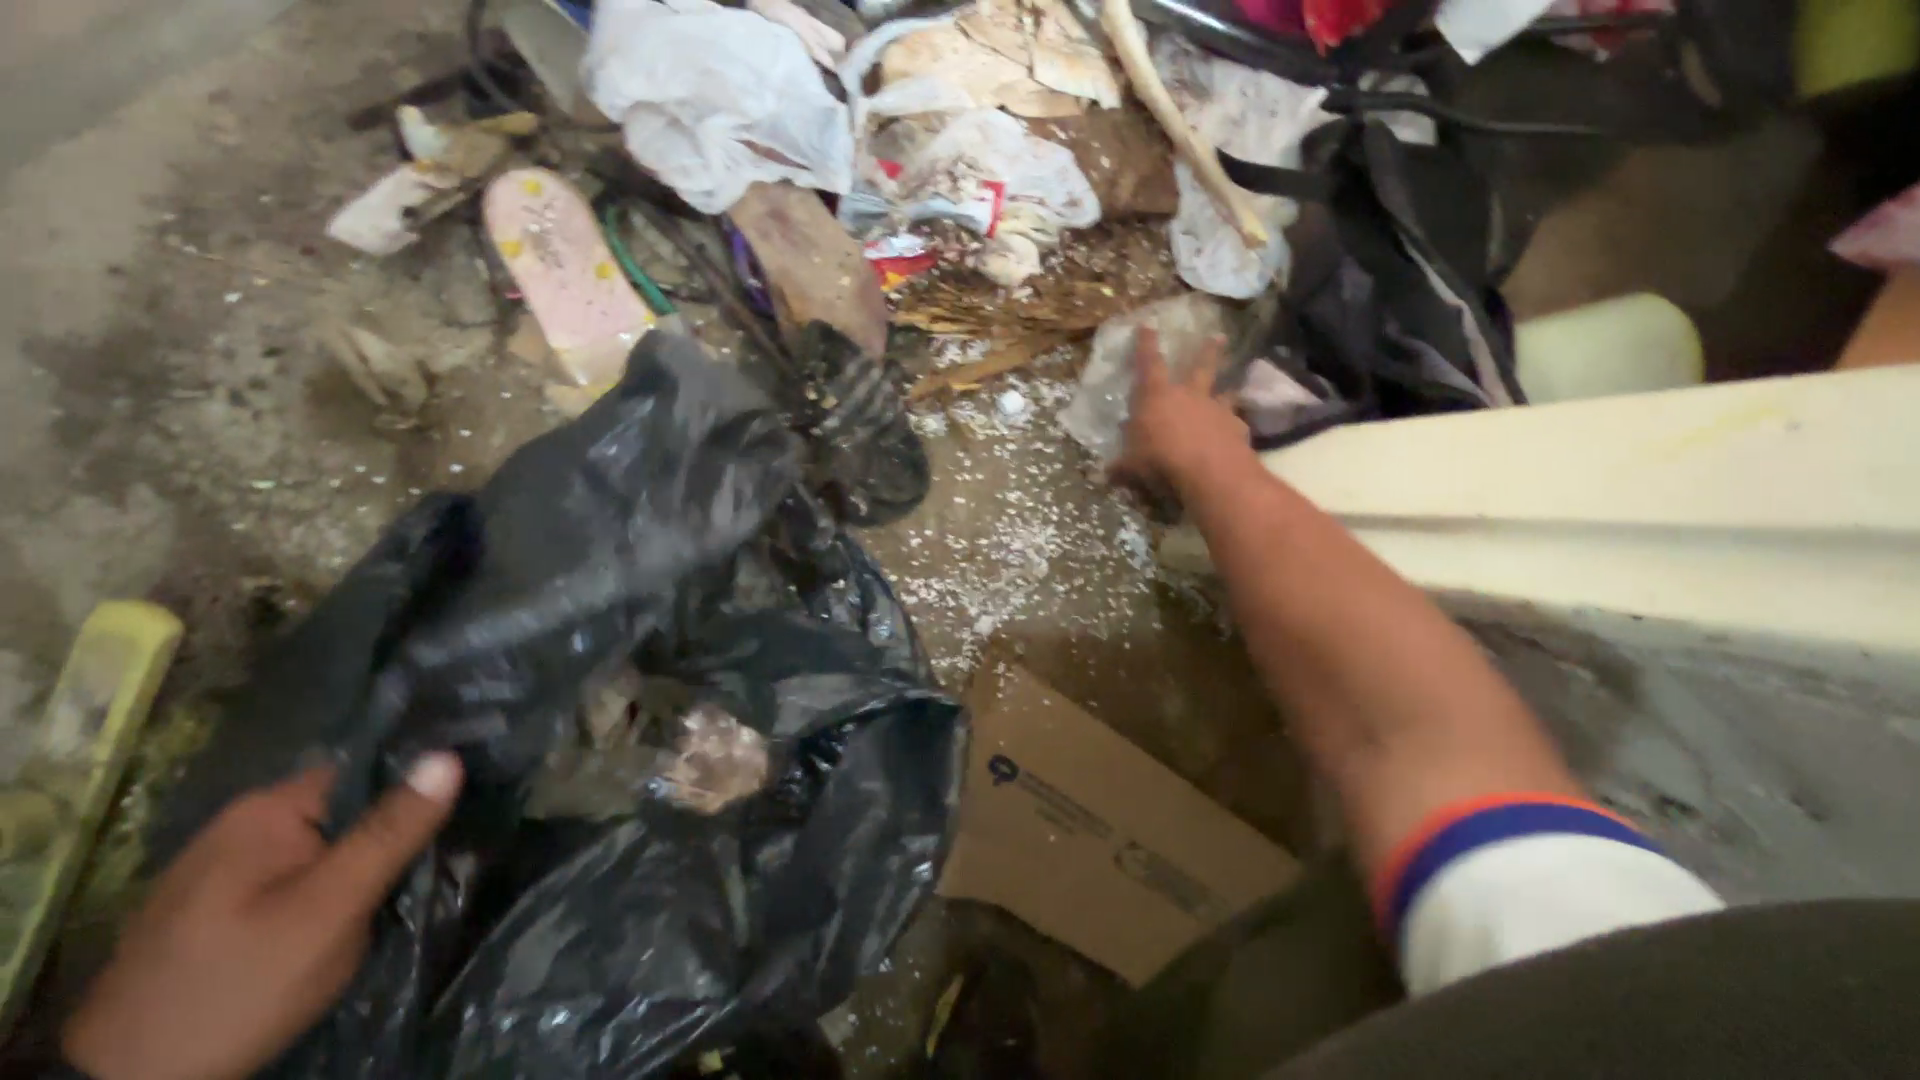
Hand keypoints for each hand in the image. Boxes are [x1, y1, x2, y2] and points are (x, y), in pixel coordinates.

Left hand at [61, 753, 463, 1079]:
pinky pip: (290, 879)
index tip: (448, 829)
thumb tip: (447, 757)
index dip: (413, 796)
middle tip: (412, 884)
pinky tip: (326, 931)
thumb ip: (389, 833)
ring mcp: (220, 864)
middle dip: (383, 843)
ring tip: (375, 912)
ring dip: (352, 873)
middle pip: (344, 812)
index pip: (367, 773)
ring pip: (319, 849)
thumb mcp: (330, 910)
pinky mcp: (212, 904)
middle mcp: (240, 821)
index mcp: (268, 809)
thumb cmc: (240, 986)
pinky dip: (319, 896)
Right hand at [1111, 327, 1249, 492]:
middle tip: (1218, 336)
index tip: (1148, 324)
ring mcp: (1217, 410)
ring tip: (1233, 387)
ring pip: (1225, 392)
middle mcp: (1190, 396)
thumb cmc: (1160, 460)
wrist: (1208, 472)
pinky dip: (1234, 427)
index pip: (1149, 364)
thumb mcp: (1131, 466)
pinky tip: (1235, 434)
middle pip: (1201, 366)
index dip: (1146, 344)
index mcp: (1157, 397)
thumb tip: (1103, 474)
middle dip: (1208, 351)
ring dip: (1228, 389)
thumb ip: (1121, 467)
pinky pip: (1235, 424)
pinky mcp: (1237, 429)